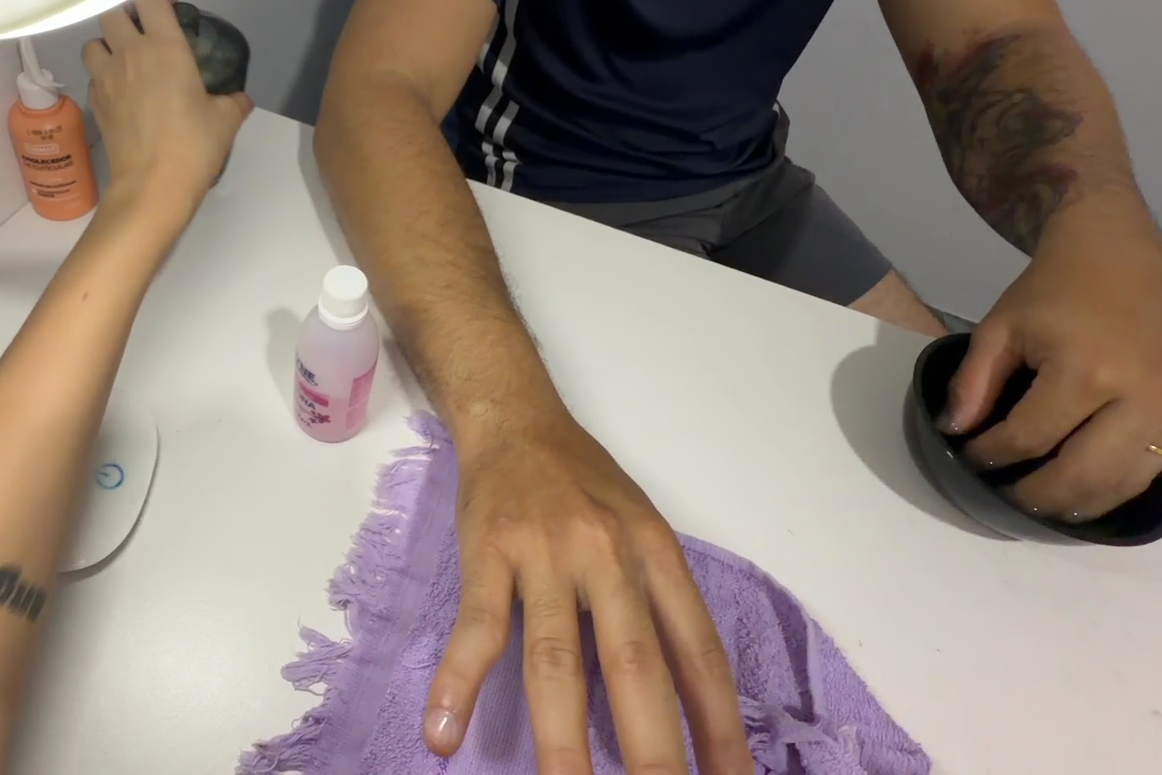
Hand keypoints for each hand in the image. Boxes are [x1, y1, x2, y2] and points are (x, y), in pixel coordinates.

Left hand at [83, 0, 253, 209]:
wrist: (153, 184)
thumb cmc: (193, 145)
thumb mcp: (226, 120)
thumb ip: (234, 101)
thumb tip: (240, 99)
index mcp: (164, 47)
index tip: (169, 6)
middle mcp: (129, 53)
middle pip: (112, 11)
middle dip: (127, 15)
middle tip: (144, 32)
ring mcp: (106, 77)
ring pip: (93, 41)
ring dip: (107, 44)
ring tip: (124, 60)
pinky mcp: (95, 101)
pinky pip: (92, 75)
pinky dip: (103, 75)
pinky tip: (120, 92)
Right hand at [424, 412, 752, 774]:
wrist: (514, 419)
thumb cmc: (580, 477)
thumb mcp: (639, 522)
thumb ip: (658, 596)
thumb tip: (687, 692)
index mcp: (652, 550)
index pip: (697, 651)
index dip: (719, 729)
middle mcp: (605, 553)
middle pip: (634, 666)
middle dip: (653, 756)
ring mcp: (542, 552)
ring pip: (555, 659)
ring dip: (563, 745)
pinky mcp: (487, 550)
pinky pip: (477, 625)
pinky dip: (458, 682)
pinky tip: (442, 732)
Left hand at [945, 206, 1161, 519]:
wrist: (1119, 261)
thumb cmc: (1049, 293)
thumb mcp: (997, 330)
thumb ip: (973, 382)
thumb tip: (953, 429)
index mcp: (1087, 373)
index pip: (1030, 435)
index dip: (992, 453)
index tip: (967, 458)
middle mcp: (1142, 396)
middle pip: (1086, 471)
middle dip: (1039, 493)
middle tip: (1002, 498)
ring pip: (1127, 479)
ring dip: (1081, 501)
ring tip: (1038, 506)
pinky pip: (1152, 463)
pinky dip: (1114, 485)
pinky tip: (1081, 491)